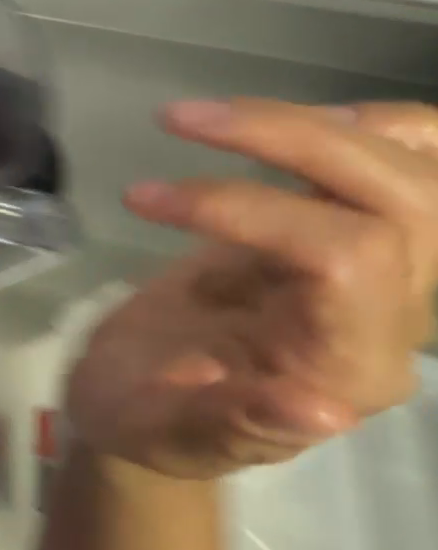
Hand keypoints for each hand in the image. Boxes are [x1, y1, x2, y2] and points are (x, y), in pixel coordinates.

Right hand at [68, 100, 436, 479]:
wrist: (148, 405)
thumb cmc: (145, 421)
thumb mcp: (164, 433)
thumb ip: (231, 424)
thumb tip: (320, 409)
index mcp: (345, 363)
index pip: (349, 254)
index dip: (245, 207)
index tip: (140, 197)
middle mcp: (393, 316)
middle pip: (403, 200)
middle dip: (291, 139)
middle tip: (177, 119)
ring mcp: (382, 275)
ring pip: (421, 173)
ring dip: (326, 124)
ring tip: (220, 116)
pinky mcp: (350, 241)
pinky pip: (411, 168)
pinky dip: (364, 130)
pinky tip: (286, 126)